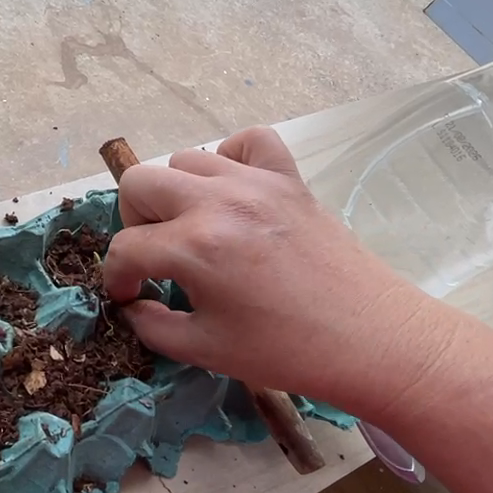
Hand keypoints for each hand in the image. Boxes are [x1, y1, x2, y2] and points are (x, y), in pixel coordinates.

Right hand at [101, 127, 459, 416]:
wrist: (375, 341)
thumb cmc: (287, 352)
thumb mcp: (203, 350)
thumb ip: (151, 325)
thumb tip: (131, 304)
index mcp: (194, 247)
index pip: (125, 247)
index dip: (116, 276)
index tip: (128, 295)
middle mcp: (218, 202)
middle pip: (139, 183)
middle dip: (134, 222)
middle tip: (156, 255)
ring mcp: (256, 184)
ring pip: (184, 159)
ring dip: (175, 194)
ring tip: (194, 228)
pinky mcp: (288, 179)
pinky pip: (248, 140)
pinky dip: (230, 158)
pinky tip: (233, 192)